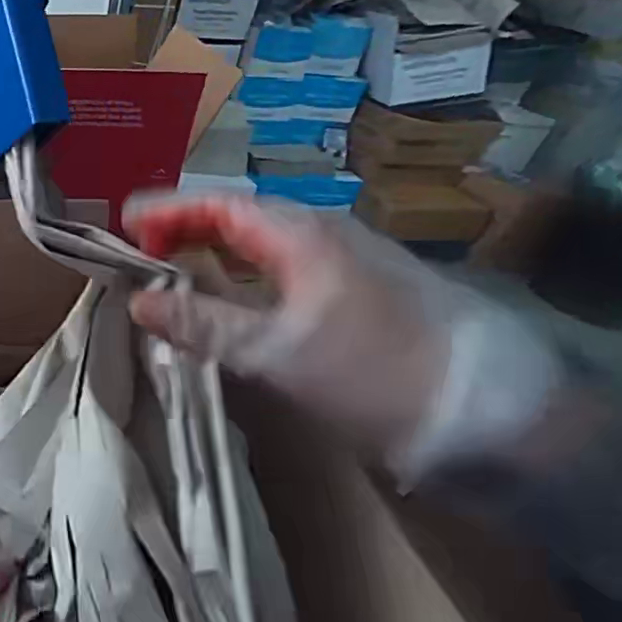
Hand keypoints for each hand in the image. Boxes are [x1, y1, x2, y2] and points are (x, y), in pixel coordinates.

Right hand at [123, 194, 563, 480]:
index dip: (166, 210)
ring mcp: (343, 259)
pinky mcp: (356, 288)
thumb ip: (201, 323)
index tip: (125, 226)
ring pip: (259, 238)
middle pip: (236, 214)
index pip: (217, 204)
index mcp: (301, 234)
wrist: (497, 417)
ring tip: (173, 266)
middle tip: (142, 250)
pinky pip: (280, 262)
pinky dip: (239, 268)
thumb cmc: (375, 375)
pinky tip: (231, 293)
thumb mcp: (276, 353)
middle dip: (183, 225)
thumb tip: (137, 302)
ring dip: (211, 246)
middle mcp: (321, 233)